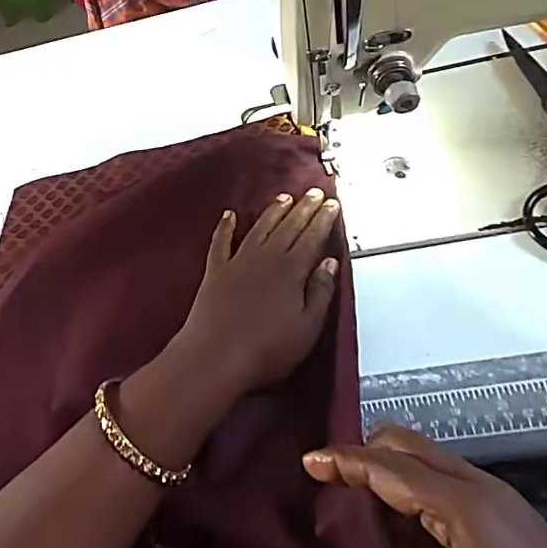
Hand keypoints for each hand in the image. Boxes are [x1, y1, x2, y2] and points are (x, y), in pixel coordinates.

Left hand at [164, 189, 341, 401]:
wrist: (215, 355)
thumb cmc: (266, 350)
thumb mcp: (308, 327)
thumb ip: (321, 292)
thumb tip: (330, 264)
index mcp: (290, 271)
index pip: (311, 237)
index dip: (323, 219)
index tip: (331, 204)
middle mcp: (264, 259)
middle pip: (288, 227)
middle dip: (303, 208)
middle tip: (313, 192)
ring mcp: (237, 262)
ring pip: (259, 228)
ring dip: (272, 212)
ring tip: (284, 198)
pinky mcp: (215, 271)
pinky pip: (221, 242)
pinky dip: (225, 227)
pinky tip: (229, 215)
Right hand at [304, 425, 546, 547]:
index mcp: (463, 509)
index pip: (387, 465)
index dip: (342, 460)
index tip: (310, 461)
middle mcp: (484, 491)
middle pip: (408, 446)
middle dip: (369, 460)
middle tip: (338, 489)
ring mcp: (507, 504)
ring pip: (431, 467)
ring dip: (397, 485)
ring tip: (376, 533)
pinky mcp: (522, 524)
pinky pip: (456, 492)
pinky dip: (425, 505)